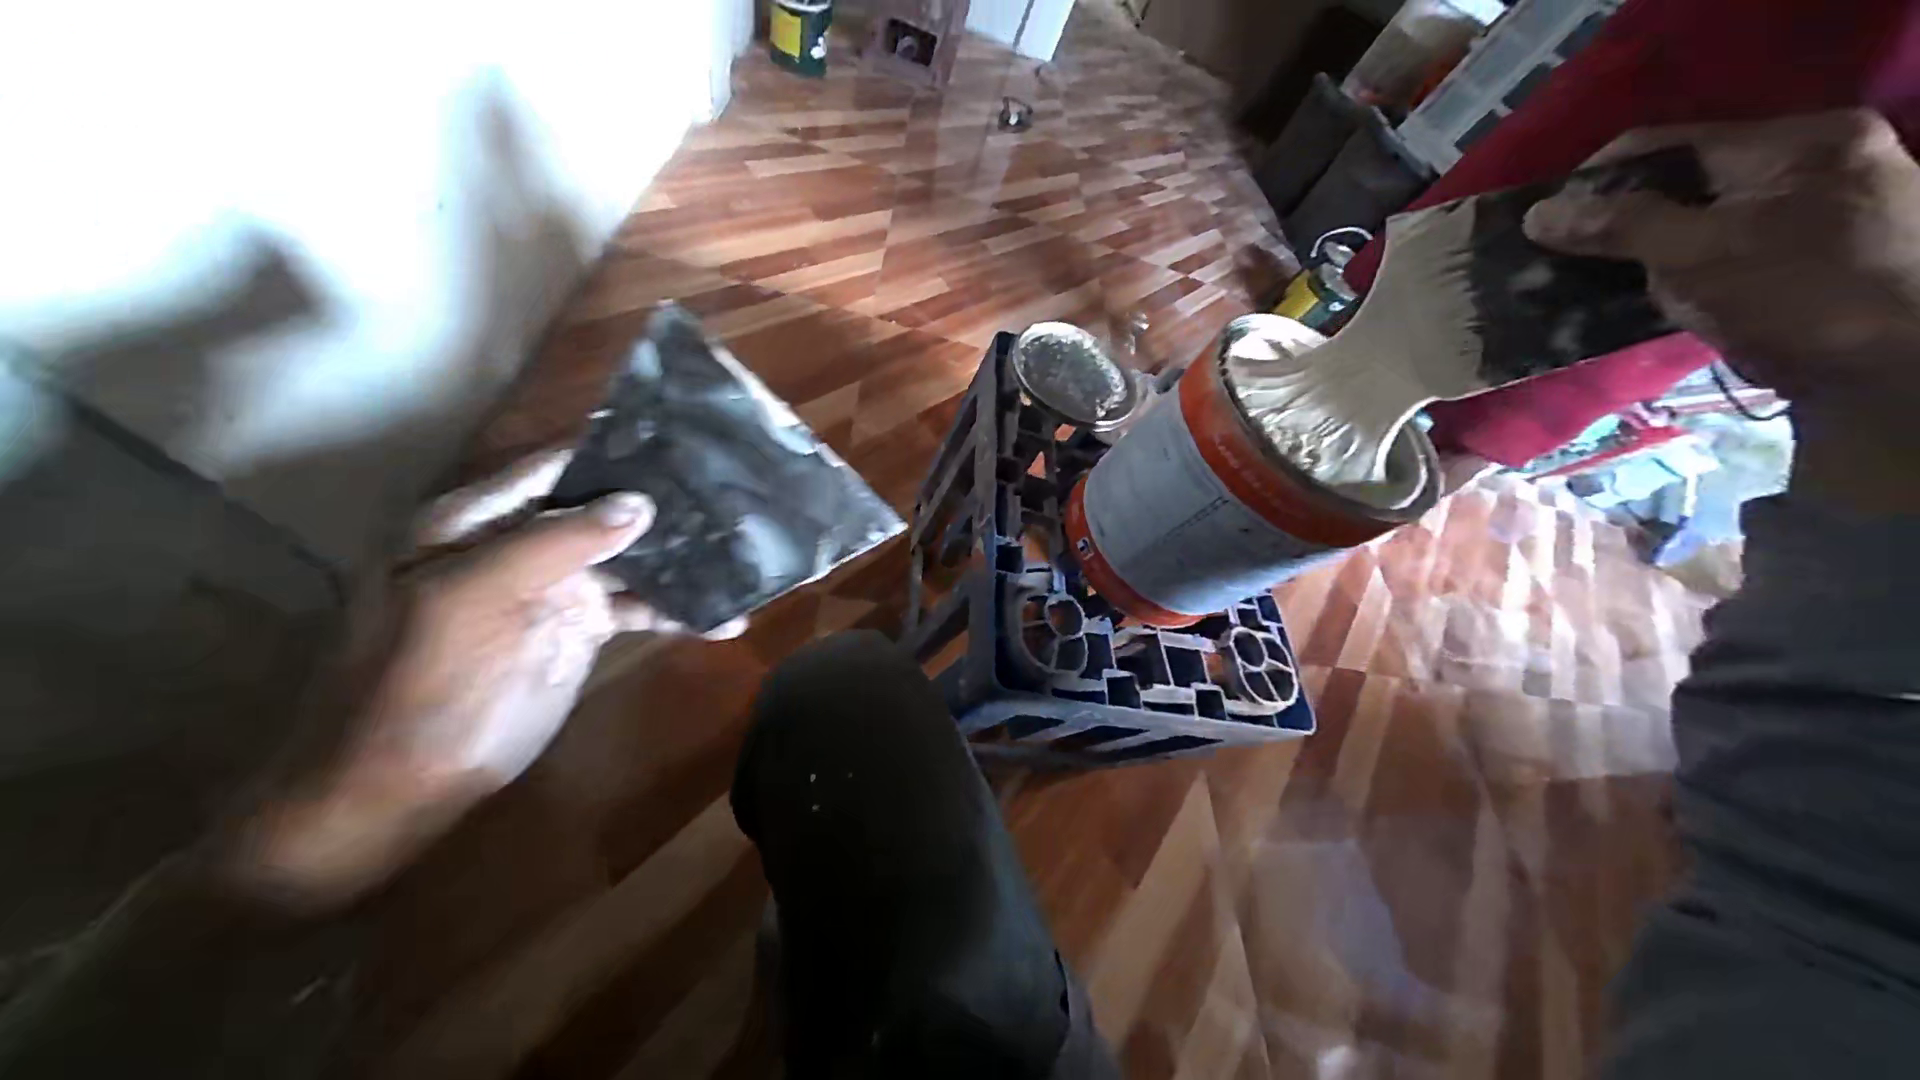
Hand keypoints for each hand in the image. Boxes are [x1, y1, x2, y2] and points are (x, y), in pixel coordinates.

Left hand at [231, 449, 741, 907]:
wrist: (406, 783)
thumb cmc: (423, 683)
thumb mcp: (474, 598)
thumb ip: (556, 544)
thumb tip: (640, 504)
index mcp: (479, 519)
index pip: (556, 466)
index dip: (614, 452)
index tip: (682, 443)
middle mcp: (523, 542)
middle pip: (603, 508)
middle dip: (662, 505)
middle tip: (731, 495)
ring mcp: (557, 586)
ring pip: (629, 557)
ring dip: (680, 560)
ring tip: (741, 553)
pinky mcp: (582, 628)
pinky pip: (638, 607)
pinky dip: (677, 611)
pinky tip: (722, 619)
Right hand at [1523, 109, 1919, 509]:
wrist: (1881, 366)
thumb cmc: (1794, 294)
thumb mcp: (1695, 253)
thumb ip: (1618, 225)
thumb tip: (1537, 213)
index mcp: (1794, 143)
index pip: (1664, 144)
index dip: (1593, 180)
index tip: (1540, 223)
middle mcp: (1801, 164)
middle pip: (1673, 181)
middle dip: (1607, 217)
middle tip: (1553, 254)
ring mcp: (1797, 210)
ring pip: (1683, 217)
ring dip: (1627, 247)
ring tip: (1576, 275)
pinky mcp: (1784, 255)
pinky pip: (1701, 248)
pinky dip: (1656, 266)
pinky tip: (1623, 290)